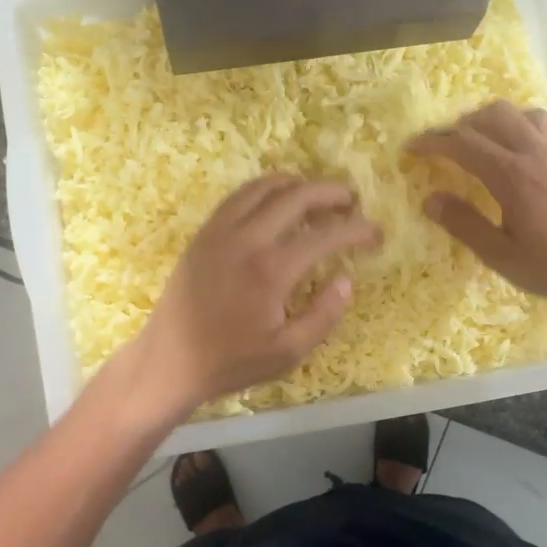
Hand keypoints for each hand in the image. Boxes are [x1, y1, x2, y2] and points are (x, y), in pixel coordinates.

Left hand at [134, 175, 382, 409]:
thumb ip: (324, 315)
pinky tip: (277, 202)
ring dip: (298, 185)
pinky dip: (265, 190)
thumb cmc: (232, 361)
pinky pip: (238, 197)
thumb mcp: (288, 352)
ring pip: (264, 187)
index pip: (325, 235)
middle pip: (296, 196)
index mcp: (271, 270)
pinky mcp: (203, 234)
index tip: (377, 234)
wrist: (170, 361)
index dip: (357, 230)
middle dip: (331, 193)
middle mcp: (246, 239)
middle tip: (352, 201)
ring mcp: (220, 232)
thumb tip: (347, 280)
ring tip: (318, 196)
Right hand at [410, 101, 546, 319]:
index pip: (462, 143)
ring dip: (494, 121)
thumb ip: (463, 224)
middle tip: (445, 147)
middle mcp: (537, 149)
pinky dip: (523, 126)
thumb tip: (429, 200)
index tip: (412, 149)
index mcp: (512, 174)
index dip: (432, 143)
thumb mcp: (501, 256)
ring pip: (520, 113)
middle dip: (461, 126)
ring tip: (482, 143)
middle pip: (490, 116)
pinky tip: (523, 149)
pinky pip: (546, 123)